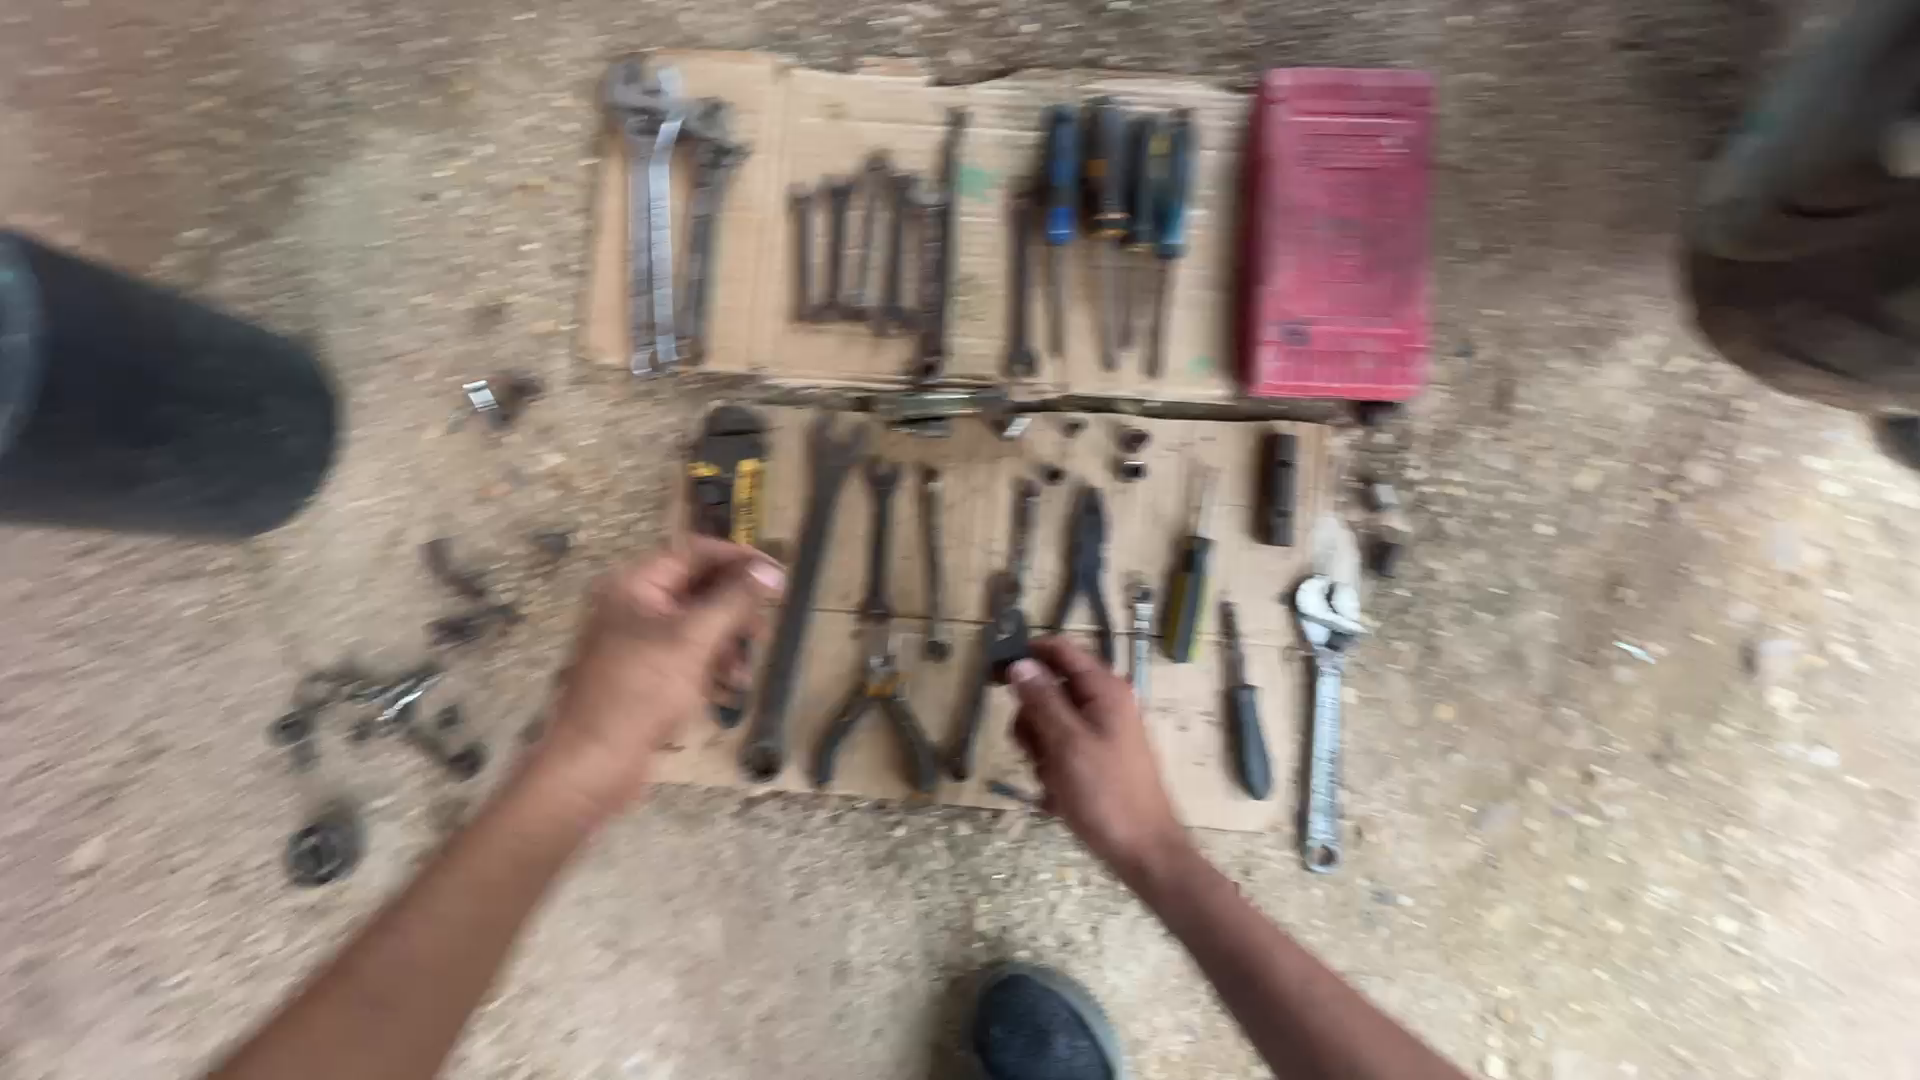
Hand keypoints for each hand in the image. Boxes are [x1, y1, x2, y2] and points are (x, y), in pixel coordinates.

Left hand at [533, 538, 783, 818]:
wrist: (592, 764)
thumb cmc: (640, 692)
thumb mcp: (693, 639)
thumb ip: (734, 601)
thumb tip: (771, 572)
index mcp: (634, 585)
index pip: (694, 552)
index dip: (738, 559)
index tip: (776, 575)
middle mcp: (633, 606)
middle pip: (699, 589)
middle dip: (735, 610)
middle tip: (765, 628)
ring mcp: (638, 642)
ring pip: (698, 626)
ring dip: (728, 644)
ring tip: (744, 673)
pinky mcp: (646, 675)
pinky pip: (688, 656)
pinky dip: (712, 668)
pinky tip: (729, 691)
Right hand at [1007, 637, 1190, 877]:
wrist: (1144, 851)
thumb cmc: (1106, 795)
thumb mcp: (1067, 743)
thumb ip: (1042, 699)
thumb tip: (1019, 663)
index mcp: (1104, 688)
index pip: (1059, 650)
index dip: (1025, 655)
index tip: (992, 675)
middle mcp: (1104, 701)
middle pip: (1049, 688)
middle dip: (1031, 717)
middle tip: (1030, 748)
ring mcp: (1100, 729)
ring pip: (1049, 719)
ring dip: (1038, 745)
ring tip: (1048, 776)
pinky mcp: (1095, 755)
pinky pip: (1059, 745)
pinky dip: (1051, 764)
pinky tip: (1057, 790)